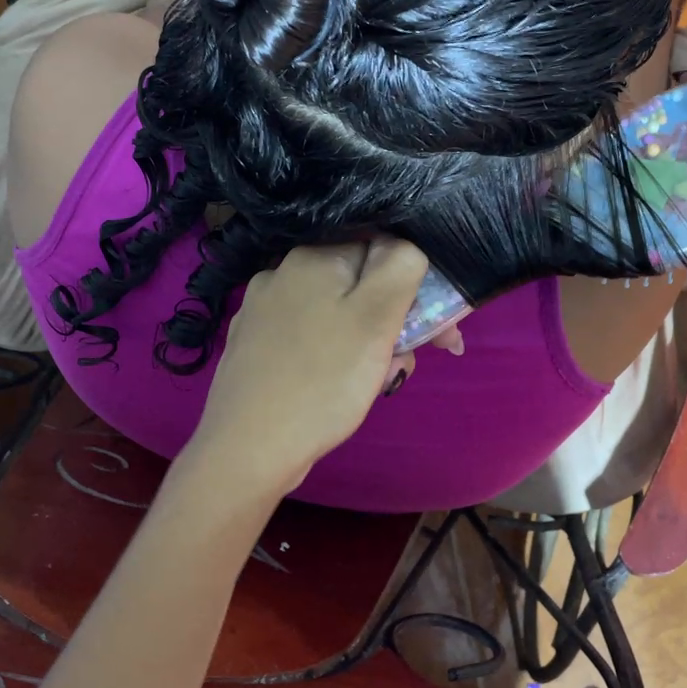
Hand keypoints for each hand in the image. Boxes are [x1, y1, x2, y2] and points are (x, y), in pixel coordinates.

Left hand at [187, 239, 430, 497]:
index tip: (437, 330)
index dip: (415, 286)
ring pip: (336, 315)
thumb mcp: (376, 316)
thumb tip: (404, 241)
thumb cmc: (323, 380)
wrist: (249, 447)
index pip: (381, 250)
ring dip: (367, 344)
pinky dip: (333, 358)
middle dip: (393, 321)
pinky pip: (309, 339)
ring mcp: (262, 310)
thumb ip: (399, 264)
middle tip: (406, 364)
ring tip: (376, 383)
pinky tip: (339, 390)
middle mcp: (282, 272)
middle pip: (358, 285)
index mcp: (313, 255)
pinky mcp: (253, 345)